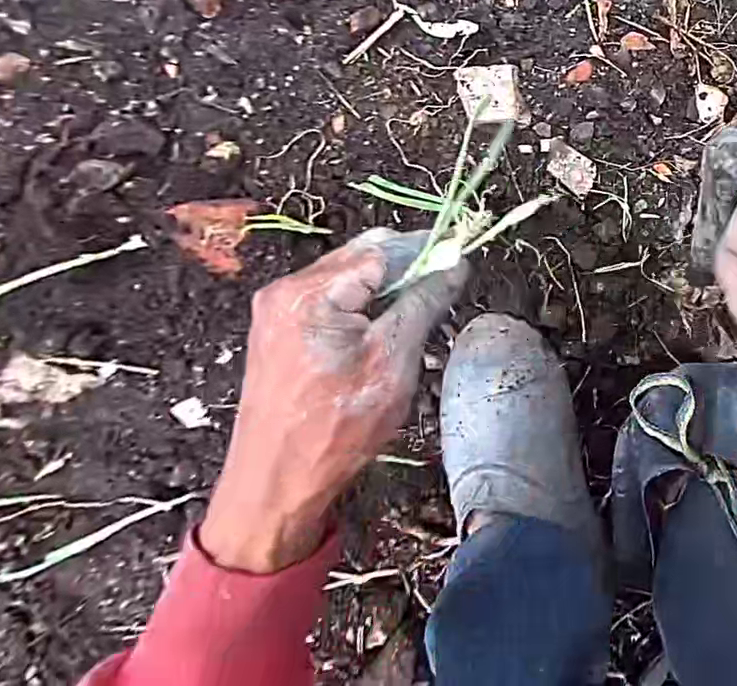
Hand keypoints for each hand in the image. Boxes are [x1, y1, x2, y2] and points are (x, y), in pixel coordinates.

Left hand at [201, 229, 467, 571]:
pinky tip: (386, 330)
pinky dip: (369, 304)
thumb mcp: (394, 358)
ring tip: (416, 318)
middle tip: (443, 292)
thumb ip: (426, 300)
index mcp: (310, 293)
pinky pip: (337, 296)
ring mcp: (280, 309)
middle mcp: (287, 290)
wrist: (275, 487)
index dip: (429, 254)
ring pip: (354, 275)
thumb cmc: (336, 427)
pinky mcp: (282, 328)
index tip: (461, 263)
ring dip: (391, 288)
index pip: (385, 249)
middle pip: (366, 255)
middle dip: (410, 269)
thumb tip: (456, 263)